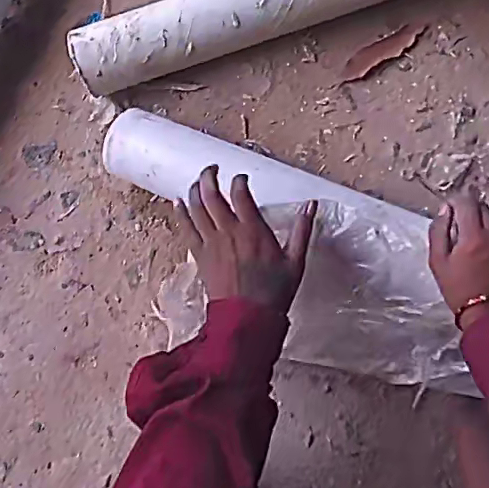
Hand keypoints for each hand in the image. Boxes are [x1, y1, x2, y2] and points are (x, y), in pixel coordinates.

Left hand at [173, 166, 317, 314]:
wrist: (247, 318)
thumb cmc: (273, 292)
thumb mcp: (295, 261)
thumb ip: (302, 230)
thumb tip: (311, 206)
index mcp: (253, 230)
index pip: (240, 193)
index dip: (239, 181)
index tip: (241, 179)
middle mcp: (228, 231)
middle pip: (211, 194)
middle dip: (209, 176)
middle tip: (212, 169)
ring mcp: (211, 243)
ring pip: (196, 207)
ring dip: (195, 190)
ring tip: (198, 181)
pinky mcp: (200, 255)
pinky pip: (186, 228)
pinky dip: (181, 212)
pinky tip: (178, 202)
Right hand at [427, 195, 488, 326]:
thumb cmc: (460, 291)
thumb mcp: (438, 262)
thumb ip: (439, 231)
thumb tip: (445, 210)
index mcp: (474, 235)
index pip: (467, 202)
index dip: (457, 202)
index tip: (452, 210)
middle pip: (484, 209)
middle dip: (471, 213)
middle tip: (463, 230)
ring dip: (488, 225)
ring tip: (480, 243)